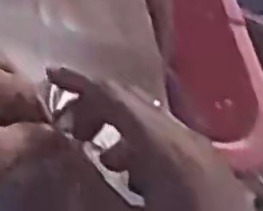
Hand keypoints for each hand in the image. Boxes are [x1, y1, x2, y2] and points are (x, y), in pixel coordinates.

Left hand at [0, 50, 64, 210]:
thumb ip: (34, 139)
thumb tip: (63, 136)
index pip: (18, 82)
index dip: (42, 111)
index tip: (60, 138)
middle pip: (3, 70)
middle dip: (25, 98)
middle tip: (43, 130)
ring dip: (10, 101)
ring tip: (28, 133)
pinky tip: (7, 129)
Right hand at [48, 68, 249, 210]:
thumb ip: (92, 185)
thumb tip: (61, 149)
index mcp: (163, 145)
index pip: (112, 94)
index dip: (77, 82)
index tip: (49, 78)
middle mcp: (184, 137)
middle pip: (130, 100)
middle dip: (93, 104)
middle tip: (66, 125)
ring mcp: (204, 153)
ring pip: (148, 118)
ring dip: (116, 125)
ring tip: (94, 153)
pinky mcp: (214, 171)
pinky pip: (167, 139)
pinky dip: (139, 143)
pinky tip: (130, 175)